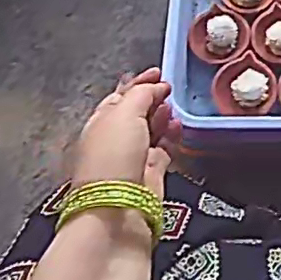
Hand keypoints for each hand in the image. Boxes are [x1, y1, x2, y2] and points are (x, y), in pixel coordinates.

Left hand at [70, 68, 178, 199]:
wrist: (118, 207)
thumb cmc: (114, 154)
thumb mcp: (124, 113)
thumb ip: (142, 94)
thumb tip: (157, 88)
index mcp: (101, 121)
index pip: (121, 96)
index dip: (139, 82)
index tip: (158, 72)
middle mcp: (116, 138)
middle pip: (137, 112)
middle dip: (152, 98)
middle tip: (170, 89)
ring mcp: (134, 156)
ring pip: (152, 129)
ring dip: (163, 116)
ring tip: (174, 107)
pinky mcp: (151, 173)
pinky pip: (165, 148)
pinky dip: (172, 136)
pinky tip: (178, 126)